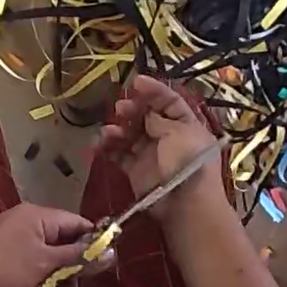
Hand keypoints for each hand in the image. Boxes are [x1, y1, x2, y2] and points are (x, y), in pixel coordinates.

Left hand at [0, 204, 112, 286]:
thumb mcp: (45, 263)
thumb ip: (80, 258)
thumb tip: (113, 250)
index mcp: (38, 218)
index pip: (78, 226)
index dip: (92, 248)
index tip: (99, 273)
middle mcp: (26, 232)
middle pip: (63, 258)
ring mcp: (12, 254)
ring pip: (45, 280)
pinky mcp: (1, 276)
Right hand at [93, 74, 224, 222]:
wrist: (184, 204)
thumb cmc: (187, 163)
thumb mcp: (179, 133)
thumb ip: (159, 119)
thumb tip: (146, 114)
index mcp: (185, 125)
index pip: (169, 101)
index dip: (154, 90)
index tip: (136, 82)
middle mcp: (168, 138)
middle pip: (146, 117)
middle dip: (132, 109)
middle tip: (120, 108)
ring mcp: (151, 155)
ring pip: (130, 135)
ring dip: (117, 129)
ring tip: (107, 131)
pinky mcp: (137, 171)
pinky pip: (119, 155)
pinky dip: (108, 149)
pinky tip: (99, 144)